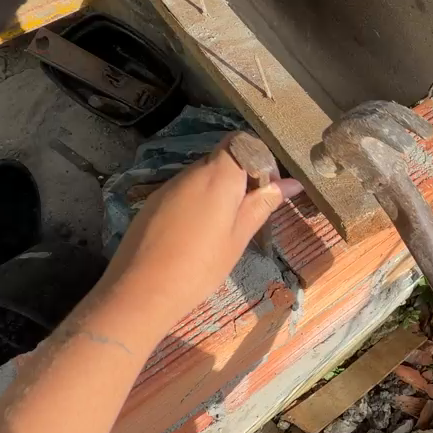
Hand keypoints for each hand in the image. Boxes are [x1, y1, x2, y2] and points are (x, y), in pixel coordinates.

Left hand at [93, 137, 300, 337]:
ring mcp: (169, 187)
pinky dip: (202, 200)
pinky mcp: (154, 202)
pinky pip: (186, 190)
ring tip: (228, 226)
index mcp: (217, 177)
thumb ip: (263, 204)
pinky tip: (201, 233)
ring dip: (223, 190)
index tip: (268, 187)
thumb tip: (291, 183)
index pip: (241, 141)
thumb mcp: (240, 236)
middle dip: (244, 176)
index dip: (260, 157)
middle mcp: (191, 173)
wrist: (141, 291)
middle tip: (254, 210)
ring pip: (204, 174)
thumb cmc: (201, 265)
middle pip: (223, 157)